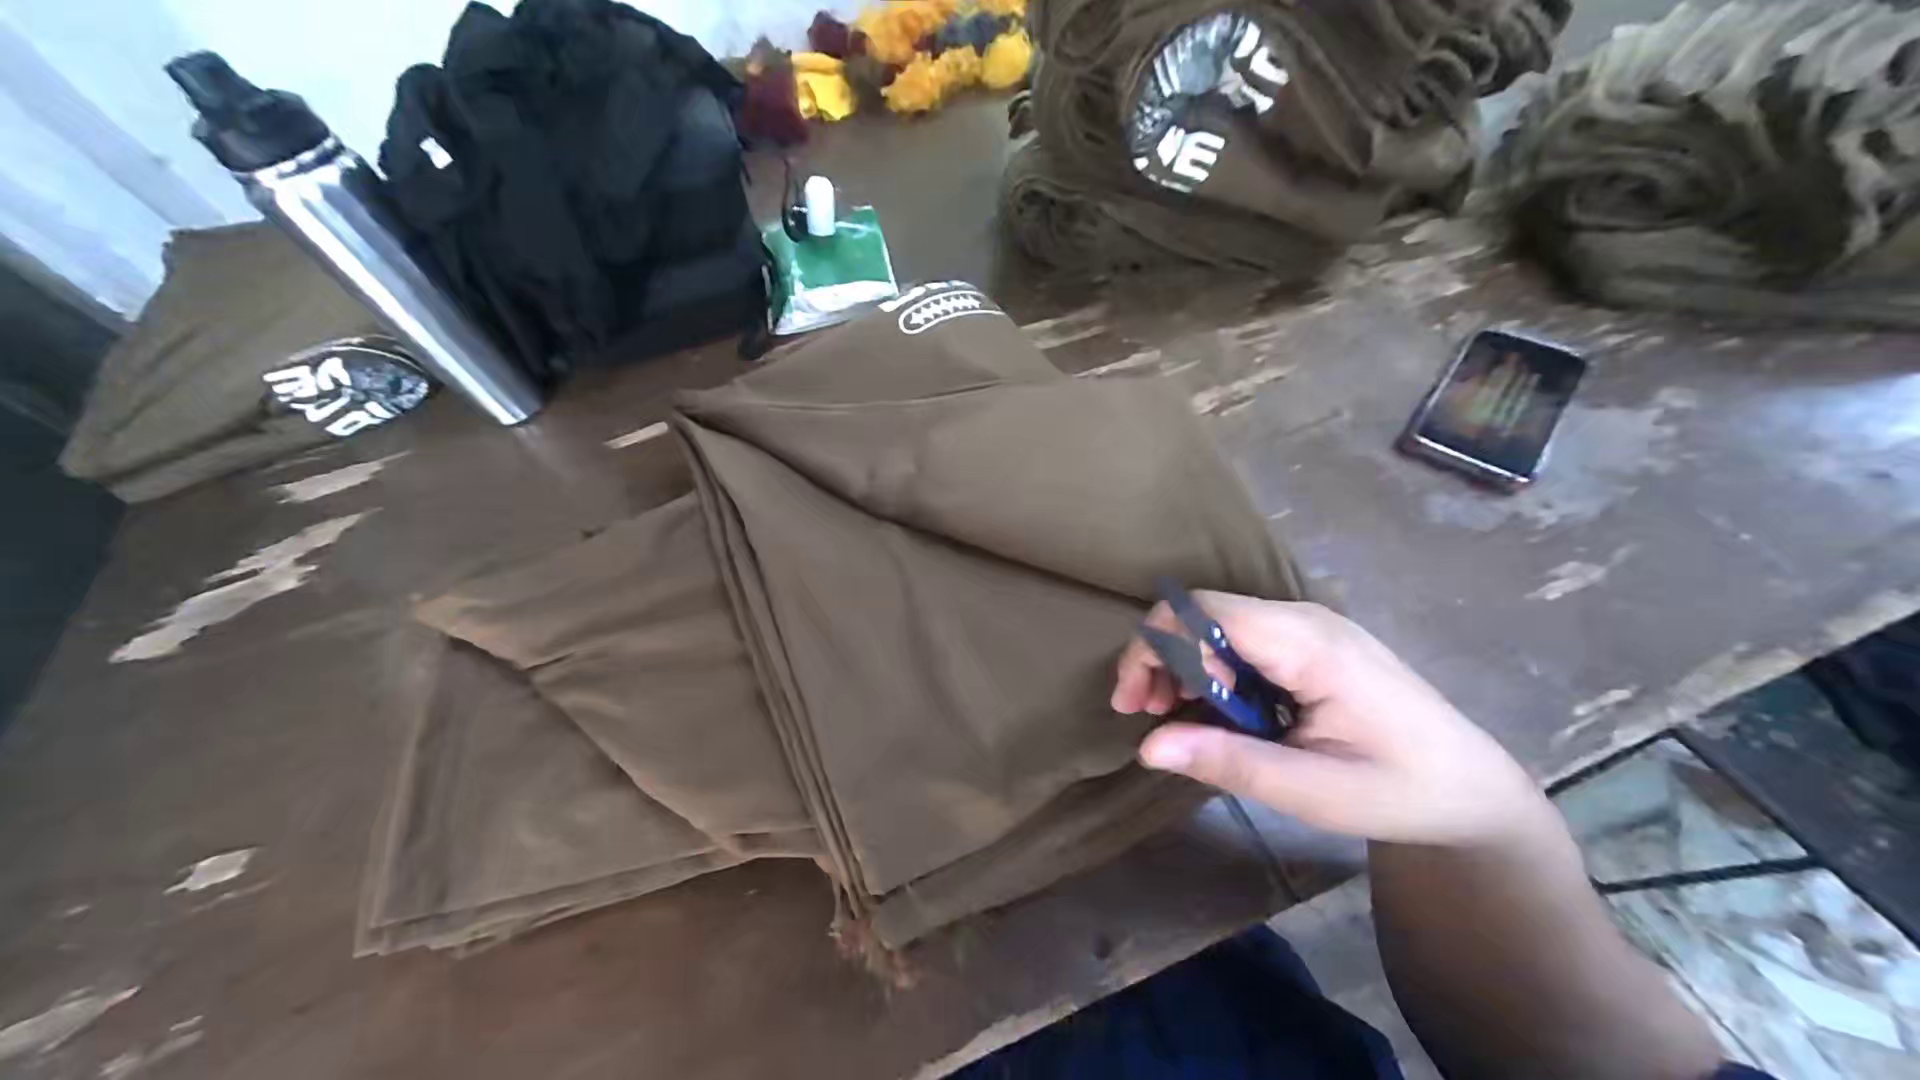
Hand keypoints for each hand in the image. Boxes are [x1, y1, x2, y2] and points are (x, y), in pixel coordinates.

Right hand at [1113, 593, 1553, 848]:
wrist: (1472, 788)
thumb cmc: (1401, 791)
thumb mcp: (1312, 791)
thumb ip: (1228, 762)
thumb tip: (1146, 747)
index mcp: (1310, 644)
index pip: (1205, 612)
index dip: (1158, 647)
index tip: (1137, 705)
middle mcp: (1303, 619)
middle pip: (1202, 612)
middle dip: (1160, 656)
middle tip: (1144, 712)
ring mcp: (1306, 627)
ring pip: (1214, 623)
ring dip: (1180, 664)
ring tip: (1172, 715)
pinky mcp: (1305, 643)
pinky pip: (1237, 640)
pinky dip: (1208, 670)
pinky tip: (1212, 709)